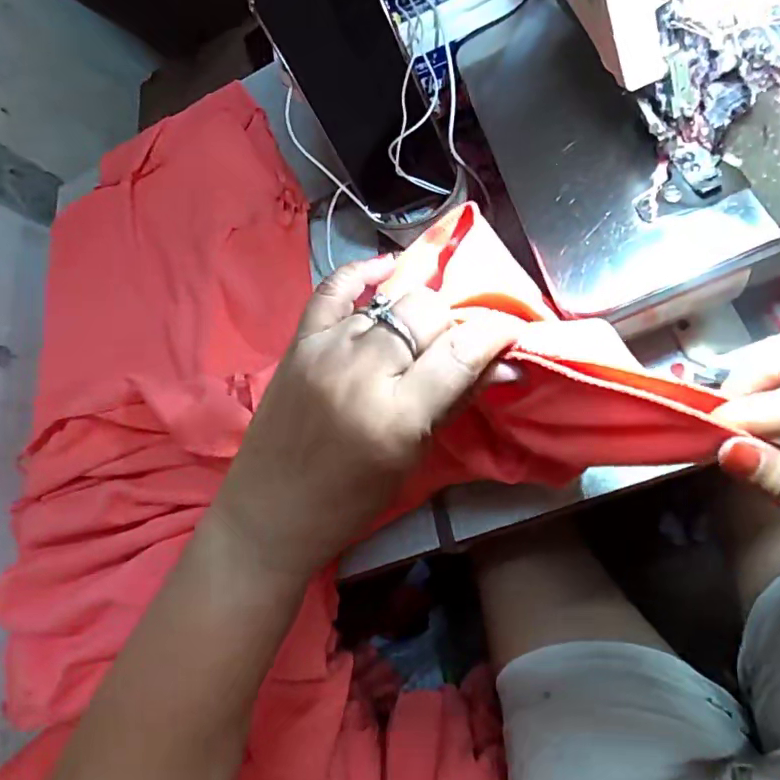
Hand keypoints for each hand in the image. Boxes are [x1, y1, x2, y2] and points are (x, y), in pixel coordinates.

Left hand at [208, 256, 521, 582]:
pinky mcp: (299, 341)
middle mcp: (362, 371)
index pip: (459, 352)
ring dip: (414, 316)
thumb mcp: (414, 456)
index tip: (508, 332)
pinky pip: (334, 288)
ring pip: (390, 302)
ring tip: (417, 339)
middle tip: (454, 345)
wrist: (270, 511)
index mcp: (396, 415)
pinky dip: (363, 273)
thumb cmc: (352, 499)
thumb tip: (507, 365)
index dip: (493, 334)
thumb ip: (458, 400)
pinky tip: (386, 268)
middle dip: (452, 323)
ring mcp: (326, 349)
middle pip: (426, 312)